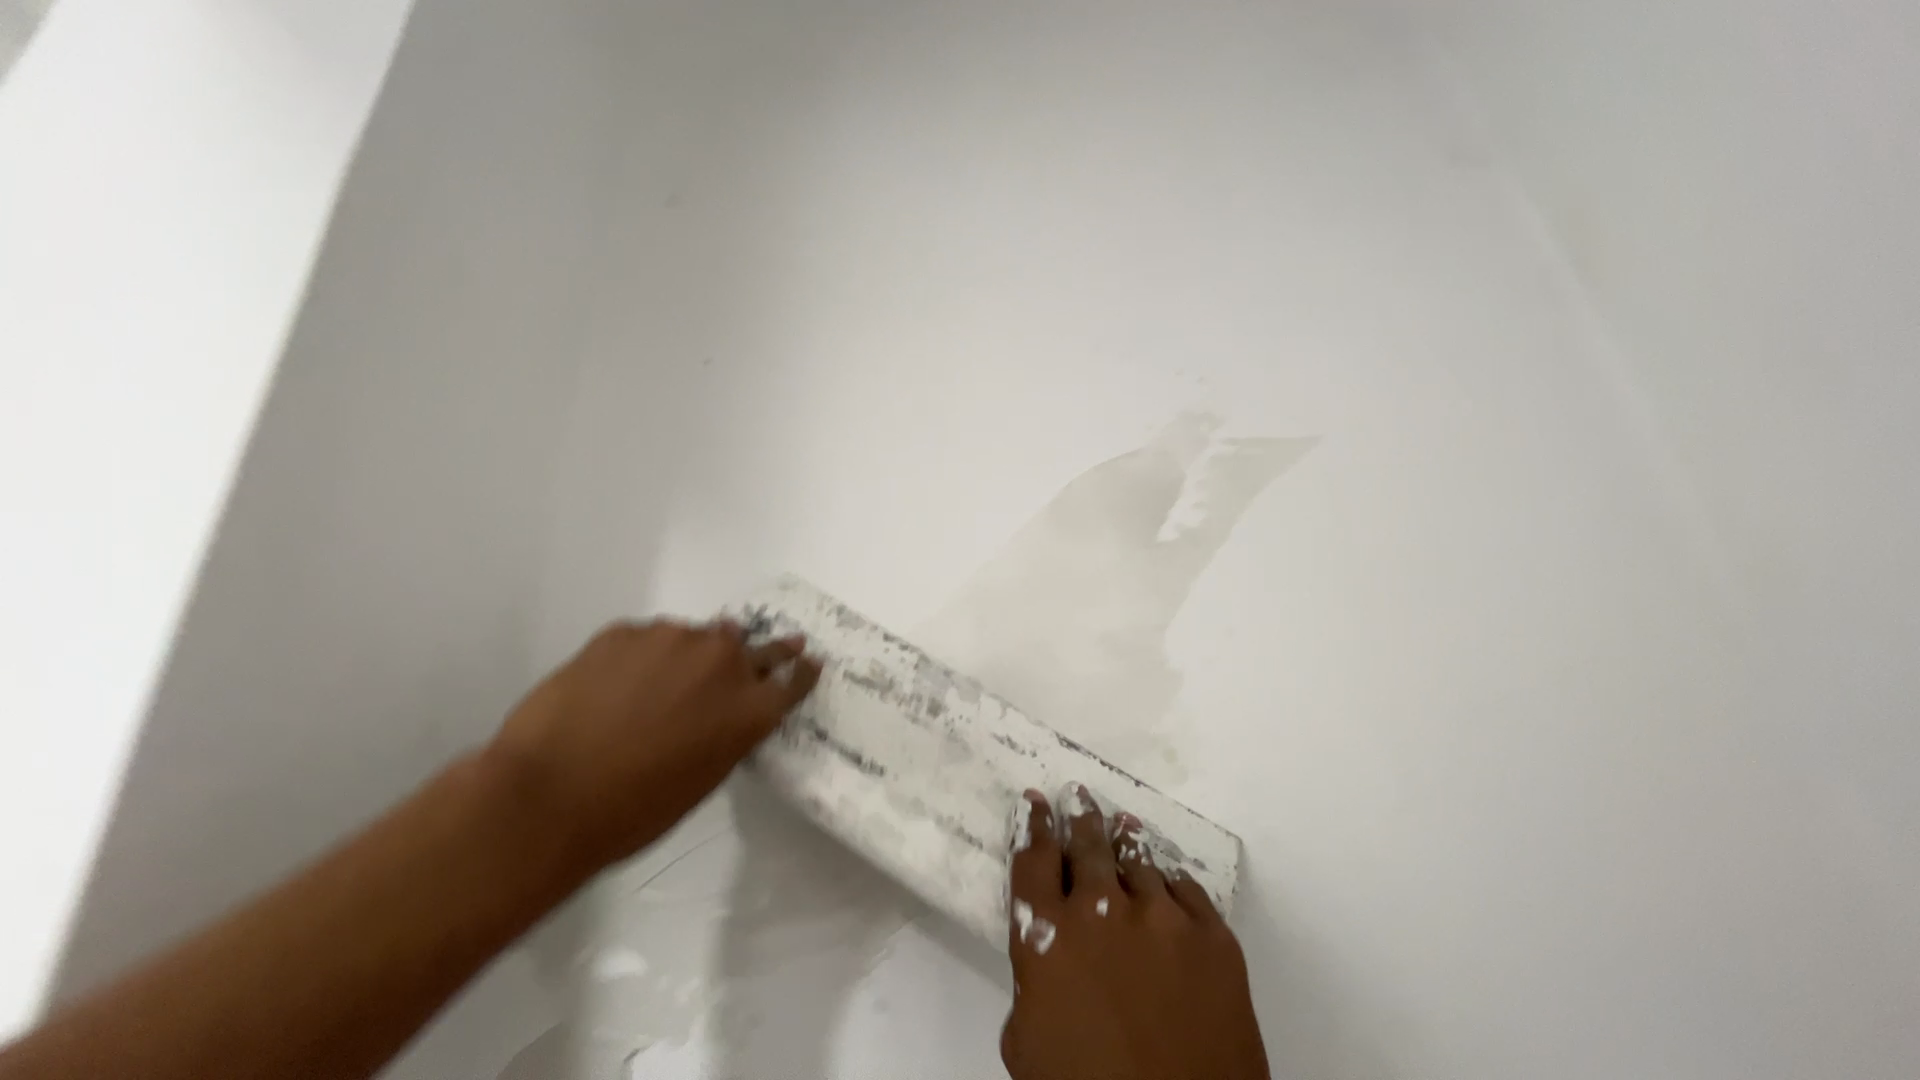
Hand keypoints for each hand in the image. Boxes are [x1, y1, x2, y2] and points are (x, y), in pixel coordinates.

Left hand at [486, 619, 820, 872]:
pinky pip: (648, 639)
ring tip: (663, 684)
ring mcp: (673, 639)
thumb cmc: (633, 810)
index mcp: (750, 709)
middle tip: (766, 652)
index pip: (795, 678)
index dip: (801, 670)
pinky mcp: (625, 631)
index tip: (806, 662)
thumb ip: (726, 732)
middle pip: (757, 646)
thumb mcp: (703, 778)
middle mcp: (723, 662)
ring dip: (692, 655)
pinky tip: (618, 684)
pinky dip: (644, 656)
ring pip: (696, 638)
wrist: (547, 793)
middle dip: (762, 652)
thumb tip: (719, 710)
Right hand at [1002, 788, 1268, 1079]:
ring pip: (1139, 860)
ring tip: (1121, 823)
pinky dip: (1170, 880)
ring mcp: (1163, 918)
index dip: (1032, 825)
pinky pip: (1186, 890)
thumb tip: (1046, 962)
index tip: (1034, 803)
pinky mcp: (1213, 935)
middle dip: (1079, 816)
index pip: (1033, 861)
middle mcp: (1103, 909)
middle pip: (1087, 846)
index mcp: (1049, 936)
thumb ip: (1032, 984)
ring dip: (1125, 840)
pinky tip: (1166, 875)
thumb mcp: (1028, 1043)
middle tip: (1077, 795)